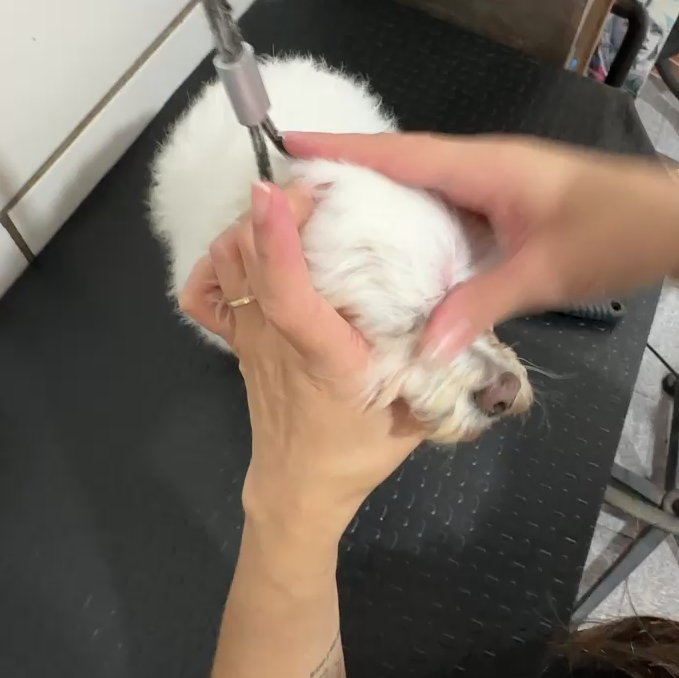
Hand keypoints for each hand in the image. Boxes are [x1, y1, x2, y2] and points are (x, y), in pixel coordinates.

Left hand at [179, 181, 424, 534]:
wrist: (302, 487)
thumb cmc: (360, 450)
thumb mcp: (416, 411)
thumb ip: (443, 365)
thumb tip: (474, 312)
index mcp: (324, 356)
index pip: (289, 295)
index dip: (279, 240)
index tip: (279, 191)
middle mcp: (275, 340)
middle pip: (246, 260)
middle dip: (271, 209)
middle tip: (318, 190)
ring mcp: (248, 339)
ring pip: (224, 265)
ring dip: (249, 225)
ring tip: (292, 208)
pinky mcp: (236, 343)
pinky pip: (204, 294)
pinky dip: (215, 263)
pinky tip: (247, 254)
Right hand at [284, 132, 678, 355]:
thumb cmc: (619, 234)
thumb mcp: (547, 272)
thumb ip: (482, 304)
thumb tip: (423, 346)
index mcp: (488, 166)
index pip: (402, 152)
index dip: (345, 150)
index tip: (290, 143)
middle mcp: (488, 167)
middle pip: (408, 167)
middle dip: (354, 177)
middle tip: (298, 200)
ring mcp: (503, 186)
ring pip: (431, 191)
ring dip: (388, 204)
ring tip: (335, 229)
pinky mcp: (515, 208)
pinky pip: (455, 213)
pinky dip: (424, 229)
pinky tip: (405, 258)